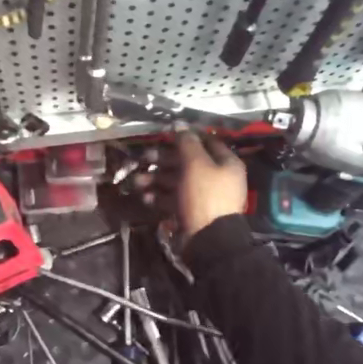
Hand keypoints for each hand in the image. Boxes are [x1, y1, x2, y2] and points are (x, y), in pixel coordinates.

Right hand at [131, 128, 246, 240]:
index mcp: (225, 163)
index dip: (185, 136)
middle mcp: (216, 177)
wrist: (208, 240)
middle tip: (144, 158)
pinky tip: (145, 198)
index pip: (205, 142)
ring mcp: (203, 196)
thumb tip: (179, 123)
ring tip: (137, 182)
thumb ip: (187, 142)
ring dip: (156, 180)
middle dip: (163, 160)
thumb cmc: (205, 196)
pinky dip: (158, 197)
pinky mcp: (190, 212)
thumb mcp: (196, 164)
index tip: (164, 134)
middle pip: (186, 162)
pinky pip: (173, 200)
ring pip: (176, 181)